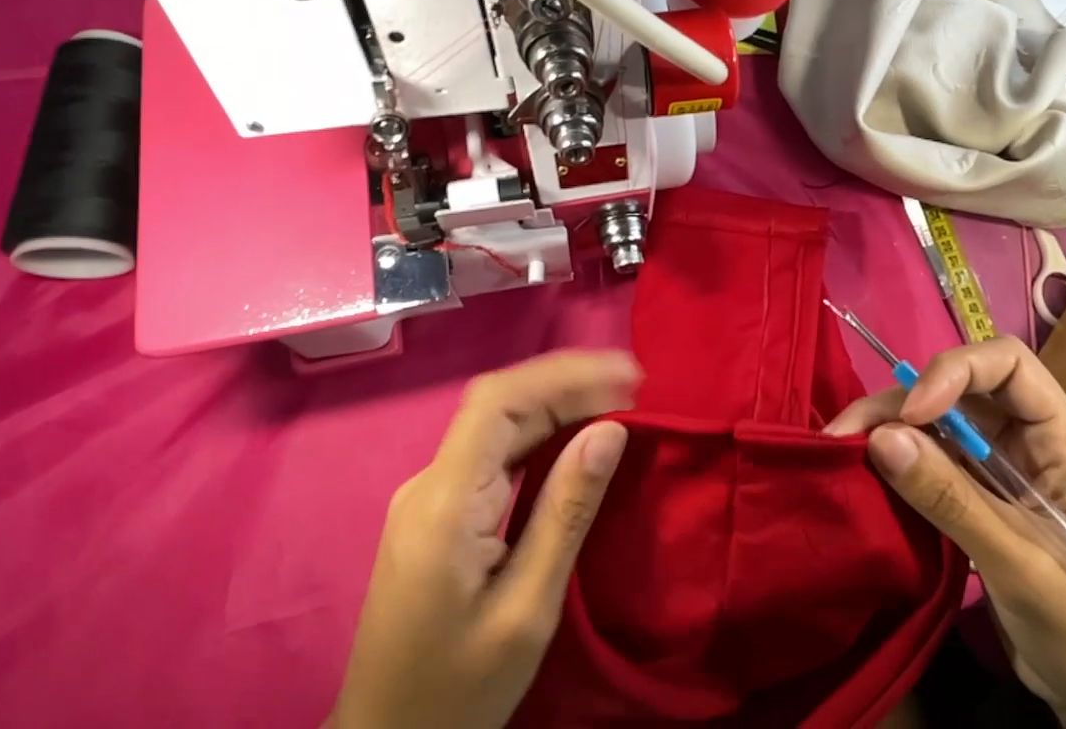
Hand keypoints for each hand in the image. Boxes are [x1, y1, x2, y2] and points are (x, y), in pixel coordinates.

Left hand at [329, 351, 640, 728]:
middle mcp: (428, 486)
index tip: (629, 375)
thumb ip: (567, 512)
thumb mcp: (528, 608)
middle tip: (638, 386)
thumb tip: (609, 431)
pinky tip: (577, 438)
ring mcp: (427, 499)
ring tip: (620, 401)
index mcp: (444, 504)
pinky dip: (541, 435)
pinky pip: (493, 456)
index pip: (499, 403)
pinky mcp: (437, 516)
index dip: (565, 375)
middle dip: (569, 385)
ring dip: (558, 405)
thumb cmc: (459, 689)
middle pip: (499, 407)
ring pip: (496, 427)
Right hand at [826, 338, 1065, 728]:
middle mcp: (1039, 442)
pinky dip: (905, 468)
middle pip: (968, 393)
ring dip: (895, 434)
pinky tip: (868, 479)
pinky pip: (943, 466)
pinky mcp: (991, 501)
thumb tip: (882, 438)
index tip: (909, 415)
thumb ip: (952, 499)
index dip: (955, 372)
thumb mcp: (1019, 564)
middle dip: (904, 404)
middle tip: (842, 435)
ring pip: (948, 428)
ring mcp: (1014, 471)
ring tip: (840, 451)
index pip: (1011, 366)